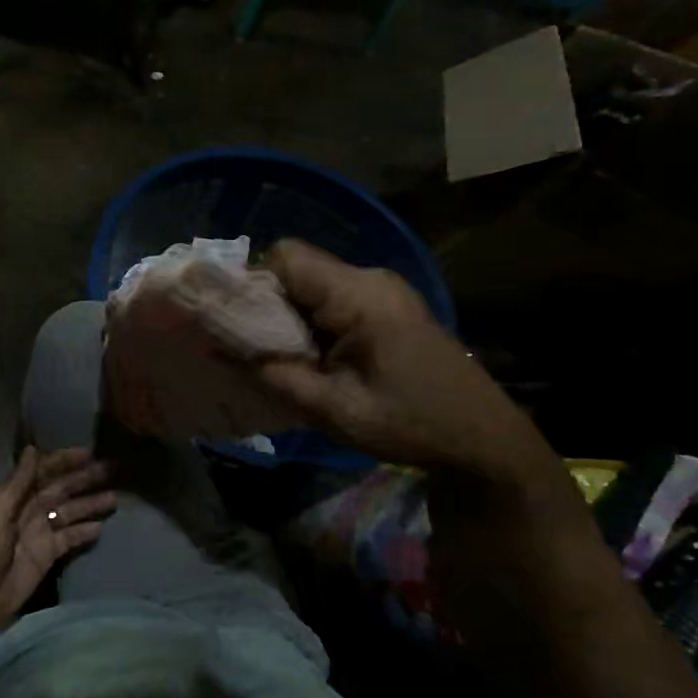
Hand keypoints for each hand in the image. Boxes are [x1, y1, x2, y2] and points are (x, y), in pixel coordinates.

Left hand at [0, 447, 116, 640]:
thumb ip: (17, 482)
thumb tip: (33, 449)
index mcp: (11, 494)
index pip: (42, 471)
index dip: (64, 461)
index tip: (88, 452)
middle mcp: (27, 508)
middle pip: (60, 489)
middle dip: (83, 479)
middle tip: (111, 469)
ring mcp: (38, 532)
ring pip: (69, 512)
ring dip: (90, 504)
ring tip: (114, 497)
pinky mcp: (46, 555)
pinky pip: (70, 538)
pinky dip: (85, 531)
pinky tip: (102, 526)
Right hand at [255, 239, 555, 483]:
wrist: (483, 440)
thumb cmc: (409, 424)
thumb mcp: (331, 408)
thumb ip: (270, 374)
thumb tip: (214, 347)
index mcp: (360, 295)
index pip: (286, 257)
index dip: (252, 284)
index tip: (236, 325)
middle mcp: (370, 279)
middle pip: (296, 269)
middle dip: (265, 305)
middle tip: (252, 351)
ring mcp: (381, 289)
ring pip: (309, 285)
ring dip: (286, 318)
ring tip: (279, 359)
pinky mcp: (385, 305)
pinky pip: (329, 299)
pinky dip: (307, 323)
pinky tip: (309, 358)